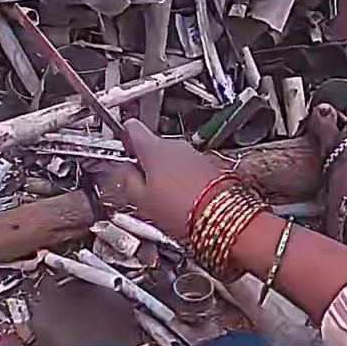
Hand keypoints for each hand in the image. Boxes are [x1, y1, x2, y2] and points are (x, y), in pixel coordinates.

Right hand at [119, 119, 227, 239]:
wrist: (223, 217)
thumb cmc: (183, 209)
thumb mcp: (142, 200)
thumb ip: (127, 179)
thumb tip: (123, 171)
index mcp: (153, 148)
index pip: (132, 128)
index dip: (124, 136)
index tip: (122, 145)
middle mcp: (176, 145)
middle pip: (154, 146)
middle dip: (146, 162)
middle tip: (141, 184)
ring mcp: (195, 155)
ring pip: (173, 158)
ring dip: (166, 172)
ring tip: (163, 197)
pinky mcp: (211, 166)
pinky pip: (189, 168)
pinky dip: (183, 178)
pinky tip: (181, 199)